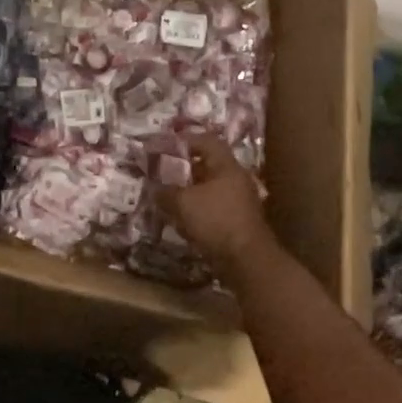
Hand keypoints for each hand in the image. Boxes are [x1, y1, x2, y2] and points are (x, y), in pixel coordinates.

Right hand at [157, 136, 273, 265]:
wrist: (247, 262)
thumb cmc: (216, 221)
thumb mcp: (183, 203)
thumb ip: (165, 192)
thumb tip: (153, 188)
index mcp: (227, 167)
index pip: (206, 141)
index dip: (185, 140)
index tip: (165, 145)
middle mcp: (236, 180)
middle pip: (208, 165)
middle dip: (184, 167)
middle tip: (163, 170)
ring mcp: (240, 202)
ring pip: (210, 188)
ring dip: (190, 190)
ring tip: (168, 194)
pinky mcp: (238, 222)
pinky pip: (214, 207)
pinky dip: (197, 208)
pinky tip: (182, 218)